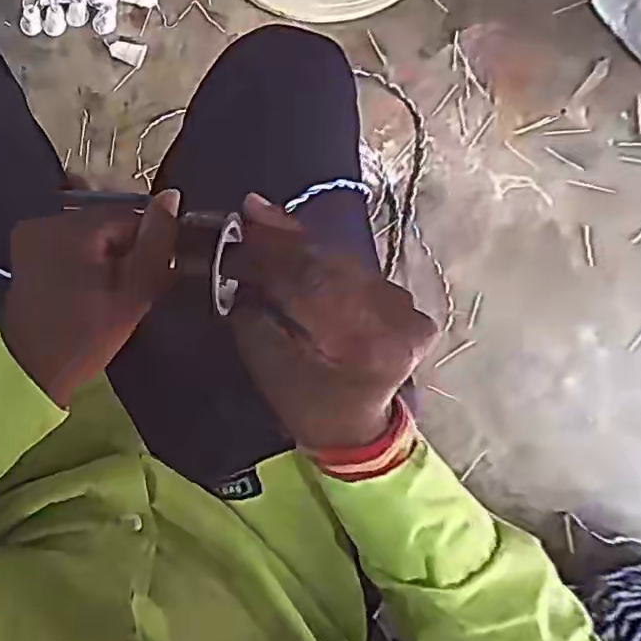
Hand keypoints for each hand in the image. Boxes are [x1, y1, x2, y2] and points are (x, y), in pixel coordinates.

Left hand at [0, 190, 180, 404]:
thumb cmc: (86, 337)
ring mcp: (30, 234)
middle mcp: (45, 221)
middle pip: (105, 221)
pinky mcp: (24, 250)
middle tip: (128, 287)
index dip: (147, 243)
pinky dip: (81, 258)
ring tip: (106, 290)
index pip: (128, 214)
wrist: (33, 369)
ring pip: (87, 232)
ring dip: (103, 254)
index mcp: (69, 227)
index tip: (151, 274)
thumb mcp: (132, 293)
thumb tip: (171, 197)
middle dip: (123, 248)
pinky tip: (84, 287)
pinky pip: (66, 242)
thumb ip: (155, 244)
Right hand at [229, 194, 437, 448]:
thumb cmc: (303, 400)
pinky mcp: (409, 305)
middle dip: (282, 239)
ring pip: (343, 261)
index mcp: (358, 343)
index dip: (267, 257)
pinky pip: (357, 269)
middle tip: (247, 214)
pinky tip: (295, 236)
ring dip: (301, 240)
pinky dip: (324, 253)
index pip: (307, 281)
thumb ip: (252, 311)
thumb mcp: (265, 363)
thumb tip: (240, 259)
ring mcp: (407, 311)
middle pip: (329, 264)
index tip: (232, 242)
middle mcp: (393, 321)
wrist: (353, 427)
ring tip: (262, 218)